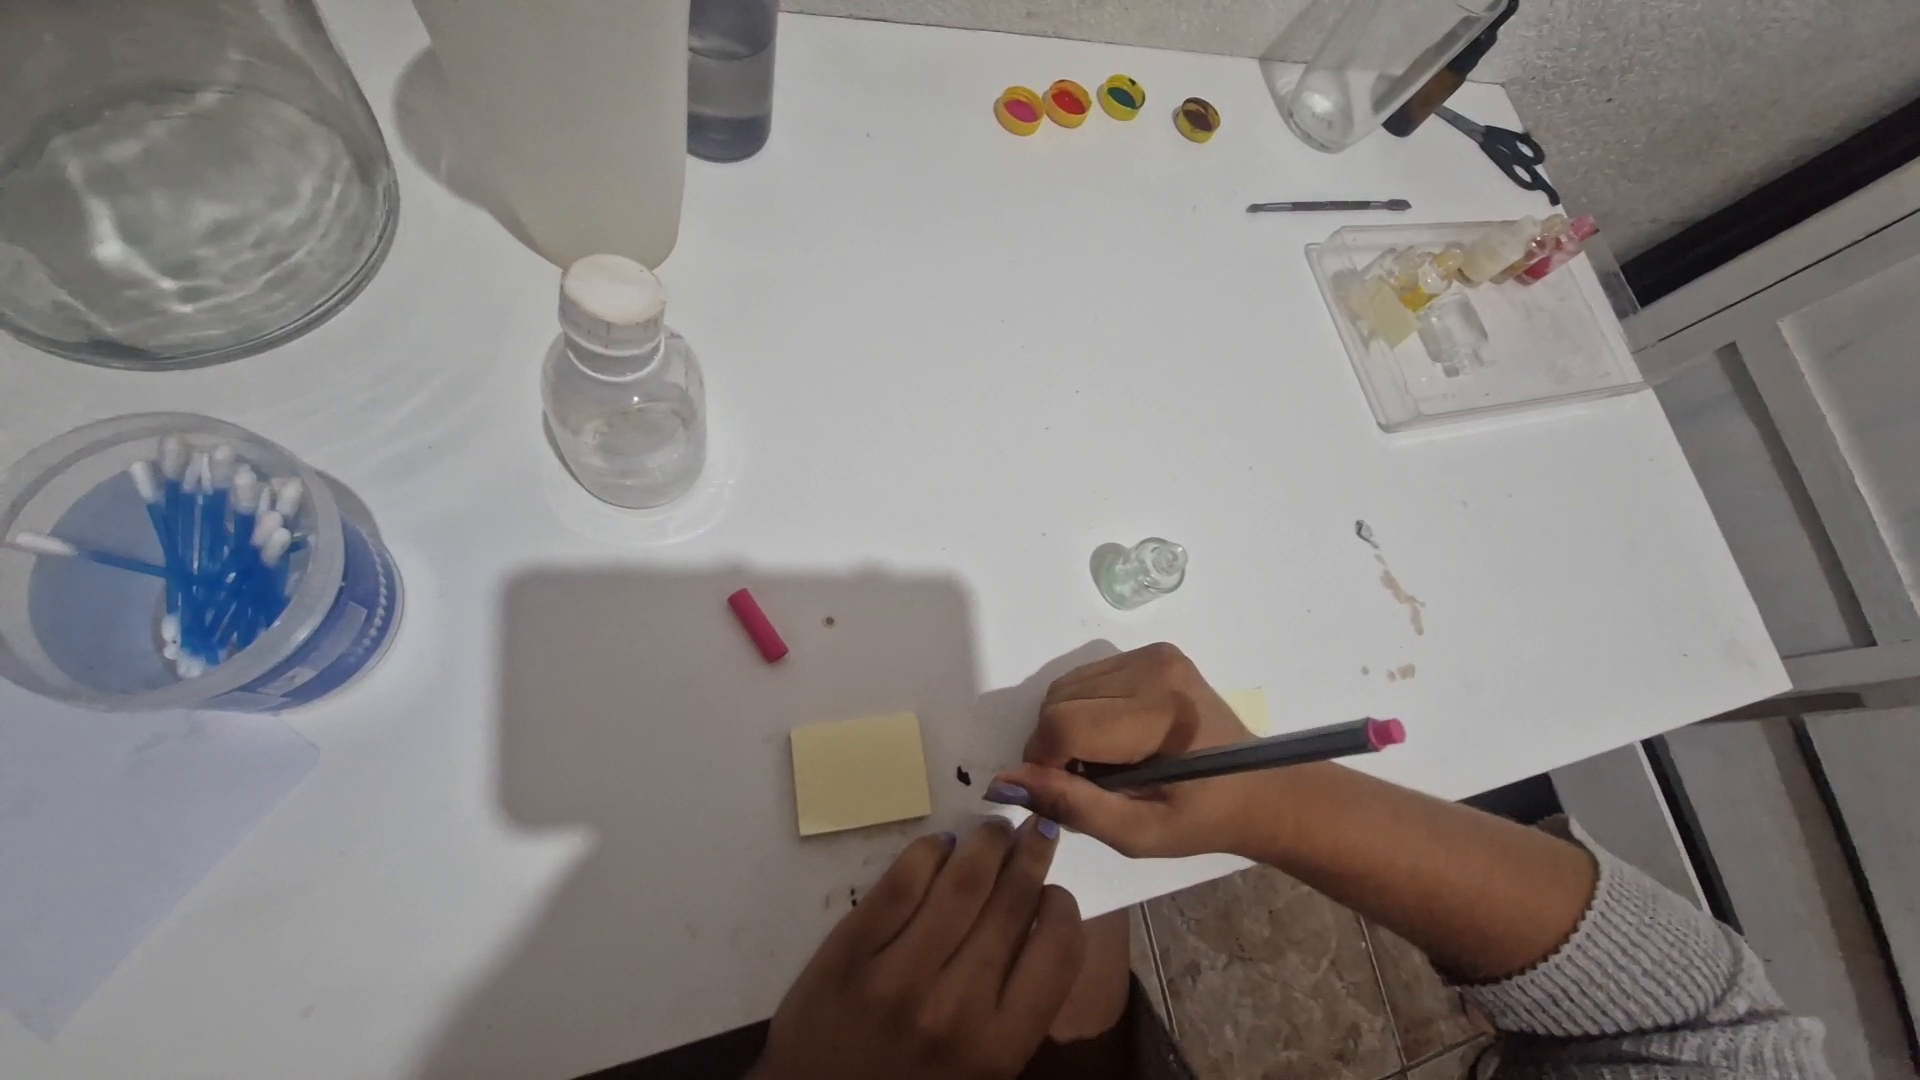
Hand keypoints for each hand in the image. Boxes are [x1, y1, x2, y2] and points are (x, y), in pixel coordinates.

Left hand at [751, 818, 1084, 1079]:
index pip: (1058, 951)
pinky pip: (902, 882)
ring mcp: (898, 975)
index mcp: (999, 1048)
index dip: (1063, 908)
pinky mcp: (850, 950)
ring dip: (987, 842)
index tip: (1053, 893)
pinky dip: (929, 851)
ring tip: (995, 828)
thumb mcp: (981, 1069)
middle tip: (1037, 828)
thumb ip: (1013, 1004)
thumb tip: (1036, 916)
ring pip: (962, 882)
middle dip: (1031, 856)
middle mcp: (956, 1008)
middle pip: (1011, 904)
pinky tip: (941, 844)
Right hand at [990, 642, 1300, 858]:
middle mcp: (1156, 669)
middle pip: (1059, 701)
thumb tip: (1004, 781)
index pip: (1065, 724)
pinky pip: (1087, 677)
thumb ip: (1071, 805)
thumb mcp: (1138, 833)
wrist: (1261, 789)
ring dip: (1068, 725)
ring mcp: (1155, 655)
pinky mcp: (1154, 651)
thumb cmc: (1203, 820)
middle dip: (1056, 745)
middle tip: (1090, 781)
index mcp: (1160, 717)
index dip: (1046, 762)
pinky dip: (1084, 707)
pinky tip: (1115, 735)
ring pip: (1067, 686)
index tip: (1063, 791)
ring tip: (1105, 759)